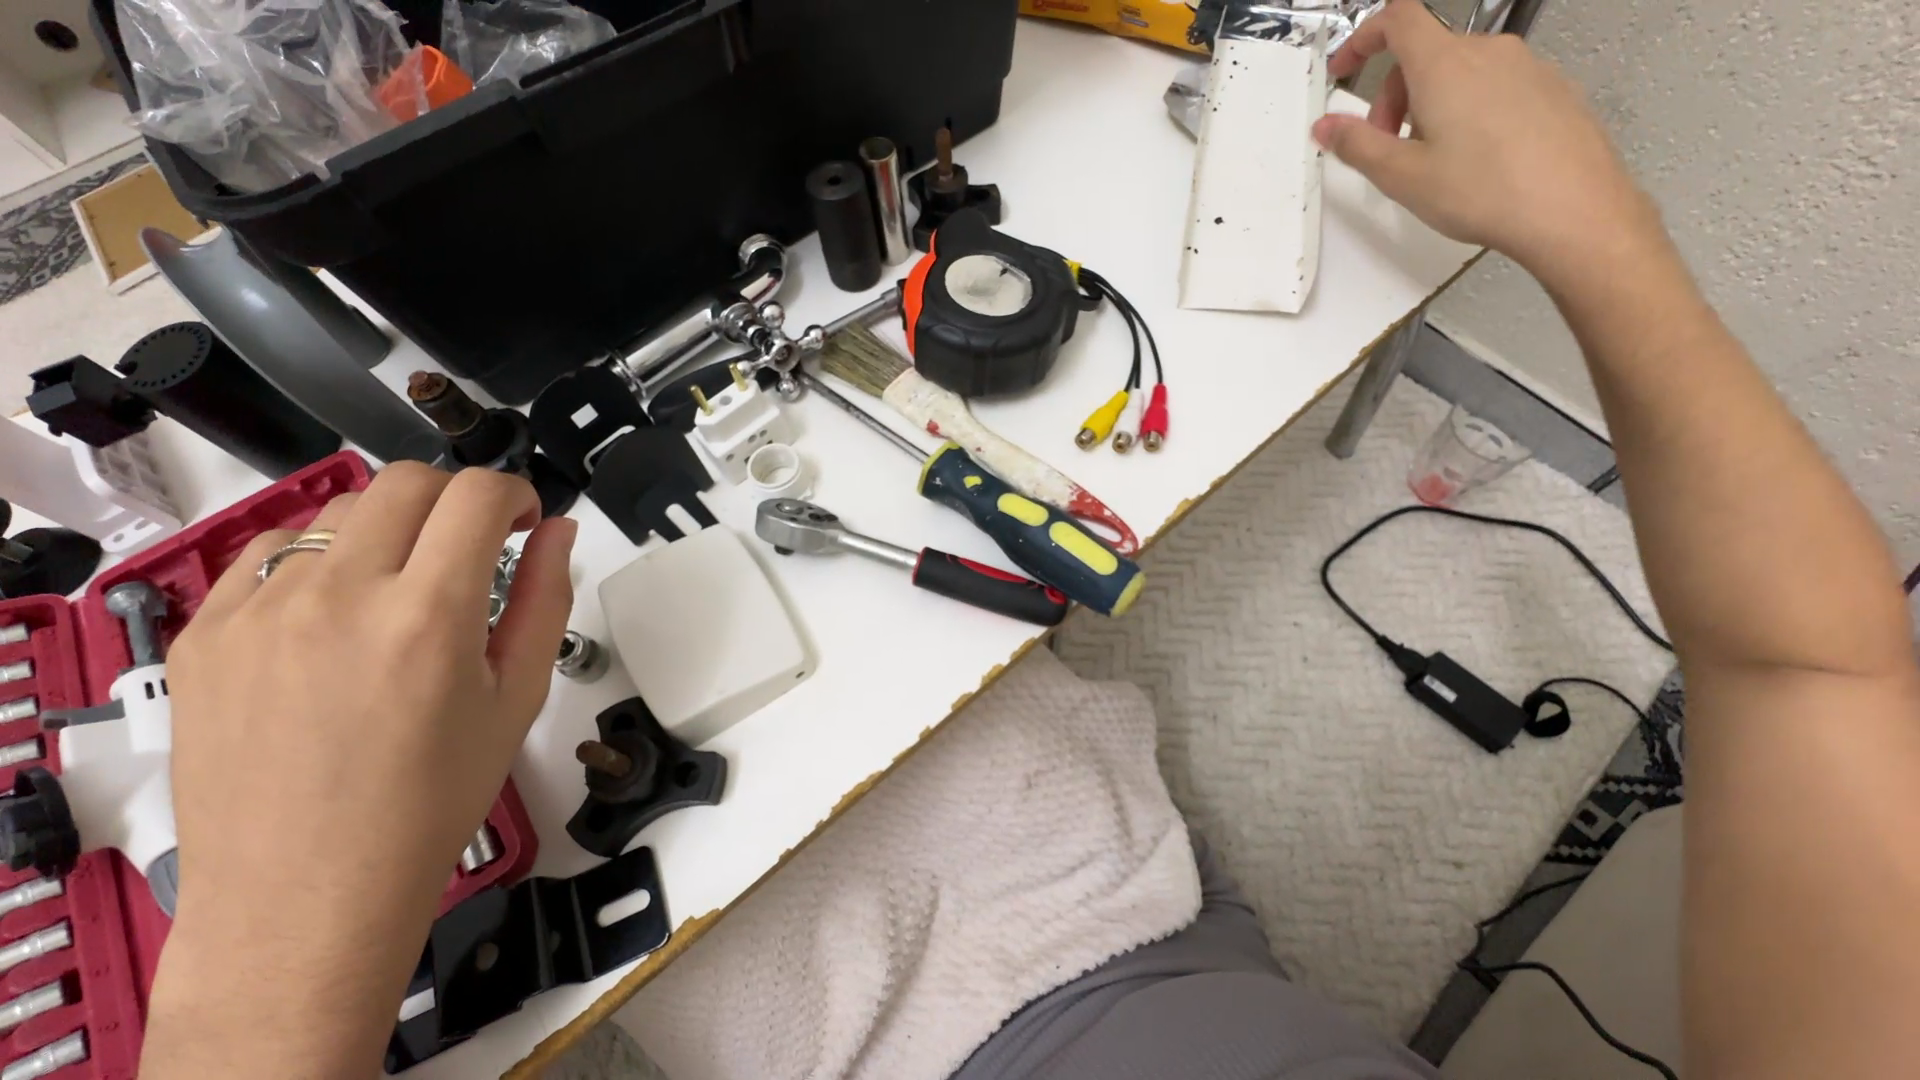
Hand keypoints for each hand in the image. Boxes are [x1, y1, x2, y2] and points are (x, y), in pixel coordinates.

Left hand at [145, 464, 574, 1078]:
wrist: (307, 892)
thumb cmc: (432, 803)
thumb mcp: (517, 701)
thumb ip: (545, 600)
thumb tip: (557, 531)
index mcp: (428, 617)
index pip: (476, 495)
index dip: (513, 494)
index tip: (521, 521)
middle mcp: (338, 596)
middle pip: (406, 482)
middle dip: (456, 498)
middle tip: (472, 544)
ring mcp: (258, 611)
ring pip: (338, 511)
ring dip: (390, 527)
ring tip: (401, 585)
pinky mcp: (204, 635)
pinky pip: (267, 555)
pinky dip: (318, 561)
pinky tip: (335, 612)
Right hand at [1313, 1, 1659, 276]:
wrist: (1572, 208)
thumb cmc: (1482, 190)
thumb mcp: (1400, 175)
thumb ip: (1356, 145)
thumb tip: (1325, 126)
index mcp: (1444, 64)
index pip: (1397, 19)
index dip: (1362, 38)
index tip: (1343, 70)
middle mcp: (1487, 52)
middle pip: (1426, 54)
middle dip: (1393, 96)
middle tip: (1385, 149)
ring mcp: (1526, 67)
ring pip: (1459, 72)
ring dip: (1429, 107)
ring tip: (1428, 161)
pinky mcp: (1550, 89)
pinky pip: (1493, 87)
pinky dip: (1466, 111)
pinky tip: (1470, 161)